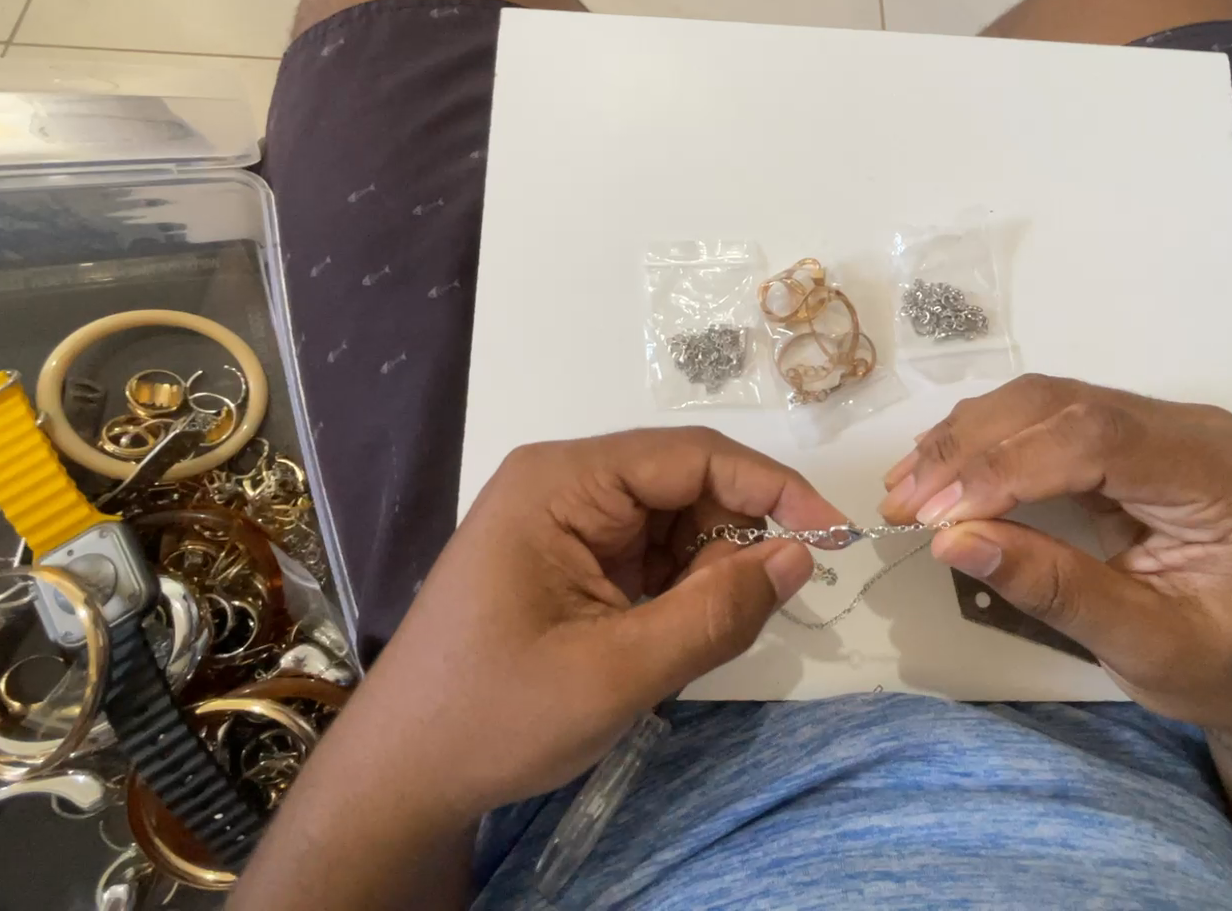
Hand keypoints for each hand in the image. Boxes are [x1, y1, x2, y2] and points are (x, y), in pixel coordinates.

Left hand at [367, 427, 845, 818]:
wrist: (401, 775)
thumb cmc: (492, 717)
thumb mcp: (616, 673)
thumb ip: (715, 613)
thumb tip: (800, 556)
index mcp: (565, 481)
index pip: (692, 456)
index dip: (770, 487)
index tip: (830, 533)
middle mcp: (567, 484)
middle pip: (685, 485)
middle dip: (732, 542)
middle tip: (750, 612)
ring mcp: (568, 520)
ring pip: (676, 523)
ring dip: (706, 573)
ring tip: (686, 638)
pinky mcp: (573, 557)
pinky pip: (653, 554)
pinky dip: (681, 590)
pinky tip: (665, 636)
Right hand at [878, 375, 1231, 731]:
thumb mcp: (1149, 650)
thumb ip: (1055, 589)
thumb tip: (952, 543)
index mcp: (1227, 479)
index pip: (1099, 438)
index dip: (1006, 467)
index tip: (935, 515)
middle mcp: (1196, 431)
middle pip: (1062, 404)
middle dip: (971, 449)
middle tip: (901, 501)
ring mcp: (1161, 427)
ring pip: (1044, 401)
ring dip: (966, 440)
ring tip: (905, 486)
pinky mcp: (1128, 438)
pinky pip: (1045, 419)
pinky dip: (985, 442)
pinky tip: (940, 466)